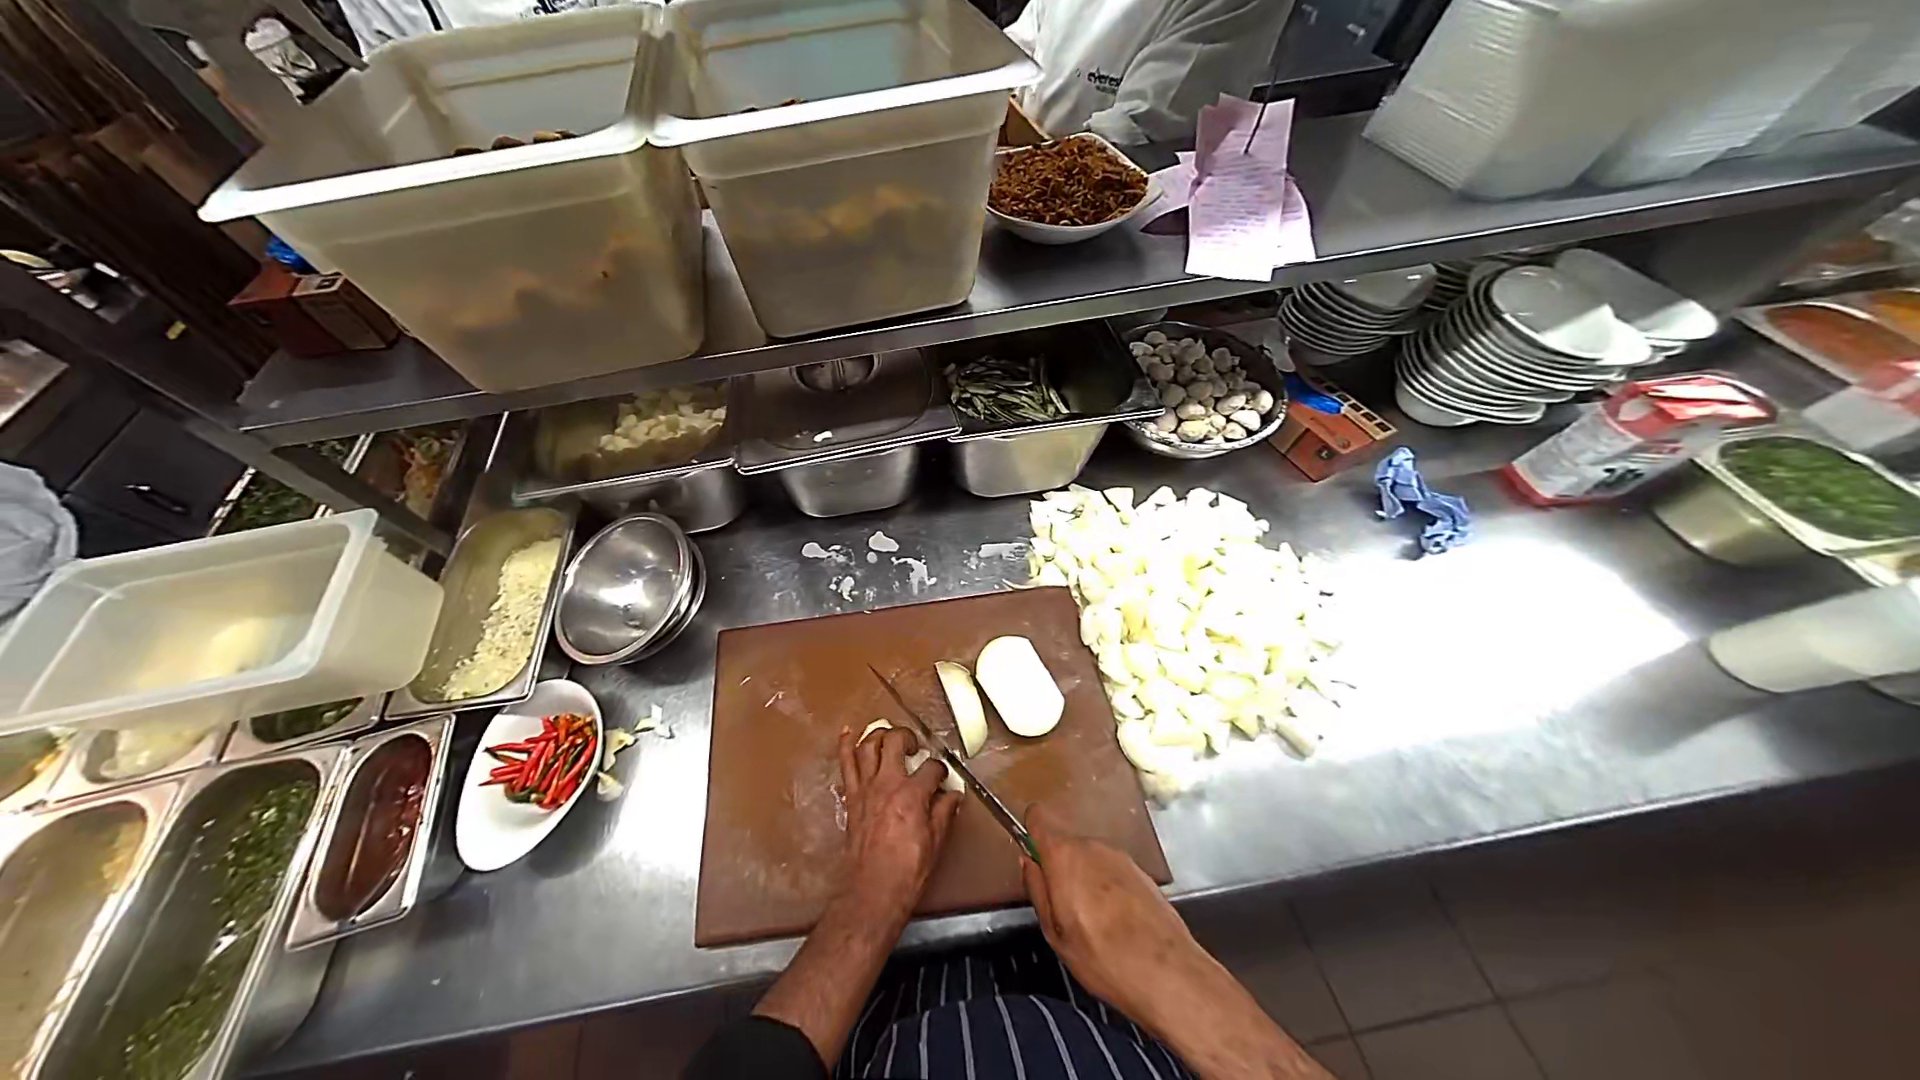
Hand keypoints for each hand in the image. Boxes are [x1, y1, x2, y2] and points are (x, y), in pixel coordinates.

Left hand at [837, 726, 962, 917]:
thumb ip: (944, 812)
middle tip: (915, 744)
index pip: (931, 767)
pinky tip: (850, 733)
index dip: (941, 770)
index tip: (943, 777)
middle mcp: (887, 784)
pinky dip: (847, 745)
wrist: (872, 890)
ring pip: (867, 746)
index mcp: (912, 794)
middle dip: (908, 736)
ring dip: (878, 734)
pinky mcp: (851, 797)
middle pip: (895, 741)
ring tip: (887, 733)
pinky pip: (846, 764)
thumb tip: (953, 796)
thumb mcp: (936, 841)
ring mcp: (865, 788)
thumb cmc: (906, 871)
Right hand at [1019, 802, 1211, 1023]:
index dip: (1030, 834)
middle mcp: (1092, 846)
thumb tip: (1028, 863)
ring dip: (1086, 881)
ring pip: (1090, 859)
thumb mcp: (1054, 932)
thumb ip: (1036, 889)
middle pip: (1065, 844)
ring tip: (1093, 924)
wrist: (1167, 973)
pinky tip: (1116, 924)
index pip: (1038, 817)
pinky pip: (1112, 872)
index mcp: (1064, 855)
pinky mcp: (1142, 872)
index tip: (1032, 858)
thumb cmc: (1105, 957)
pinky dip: (1109, 890)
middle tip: (1063, 908)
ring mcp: (1120, 857)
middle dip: (1060, 868)